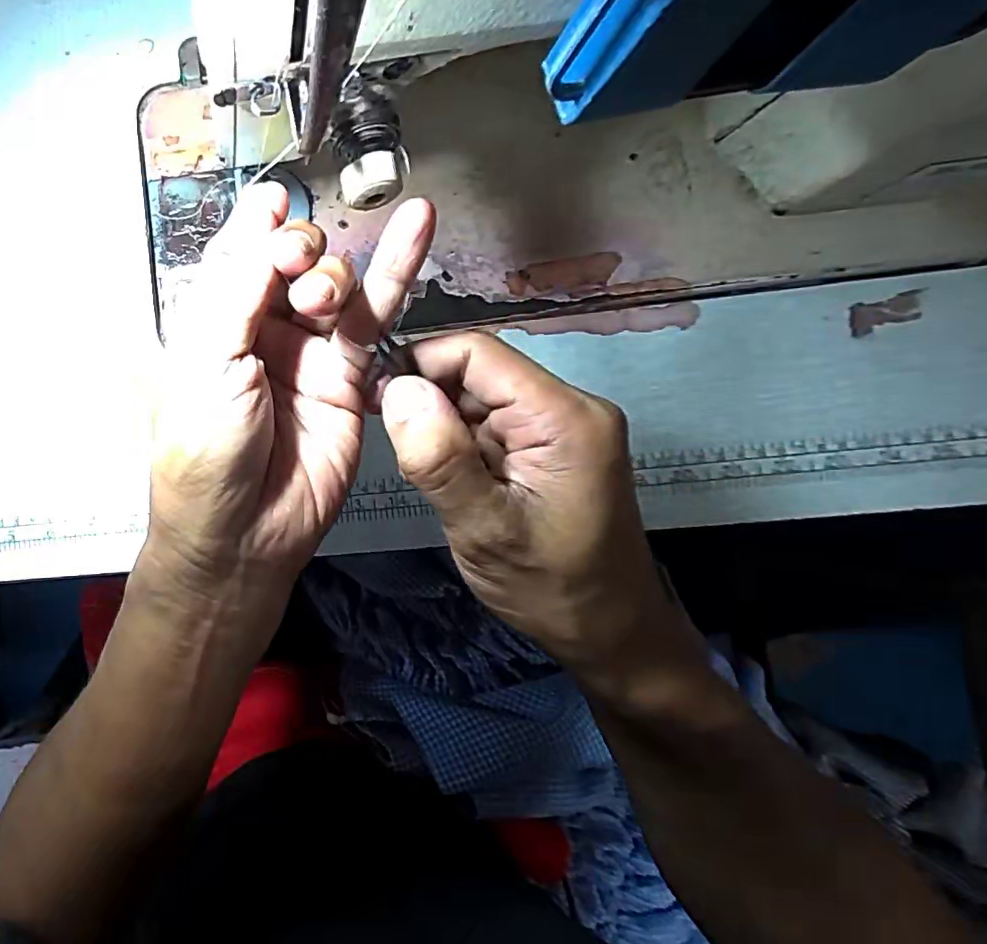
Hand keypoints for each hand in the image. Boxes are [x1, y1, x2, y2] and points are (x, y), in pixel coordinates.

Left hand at [143, 184, 435, 650]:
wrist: (246, 531)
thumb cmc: (205, 451)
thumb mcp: (206, 361)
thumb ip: (239, 287)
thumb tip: (267, 219)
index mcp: (212, 320)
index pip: (239, 253)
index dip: (258, 226)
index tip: (276, 207)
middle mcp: (260, 328)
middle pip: (290, 260)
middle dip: (296, 251)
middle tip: (295, 270)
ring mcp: (308, 349)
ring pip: (334, 283)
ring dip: (333, 273)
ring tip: (321, 297)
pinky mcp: (350, 373)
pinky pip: (375, 315)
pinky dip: (397, 270)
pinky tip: (417, 224)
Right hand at [377, 333, 708, 694]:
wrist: (611, 634)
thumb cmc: (552, 589)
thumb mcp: (485, 530)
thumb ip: (439, 459)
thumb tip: (396, 387)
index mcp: (562, 415)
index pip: (477, 351)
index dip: (420, 363)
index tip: (375, 398)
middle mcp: (567, 406)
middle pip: (477, 372)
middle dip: (429, 400)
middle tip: (398, 448)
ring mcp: (561, 425)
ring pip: (478, 397)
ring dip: (442, 427)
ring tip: (429, 475)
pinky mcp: (550, 446)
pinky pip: (491, 423)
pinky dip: (460, 444)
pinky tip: (452, 480)